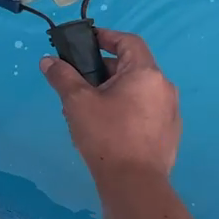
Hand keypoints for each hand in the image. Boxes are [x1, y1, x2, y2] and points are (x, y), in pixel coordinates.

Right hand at [40, 27, 180, 184]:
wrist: (134, 182)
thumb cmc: (106, 134)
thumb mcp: (76, 101)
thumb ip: (62, 76)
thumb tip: (48, 61)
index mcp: (146, 74)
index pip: (128, 42)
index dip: (106, 37)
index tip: (84, 42)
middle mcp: (163, 87)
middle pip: (132, 66)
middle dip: (102, 68)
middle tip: (77, 81)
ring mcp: (170, 111)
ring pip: (137, 89)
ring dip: (112, 89)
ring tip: (87, 106)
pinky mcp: (168, 132)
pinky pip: (144, 108)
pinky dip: (125, 107)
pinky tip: (106, 125)